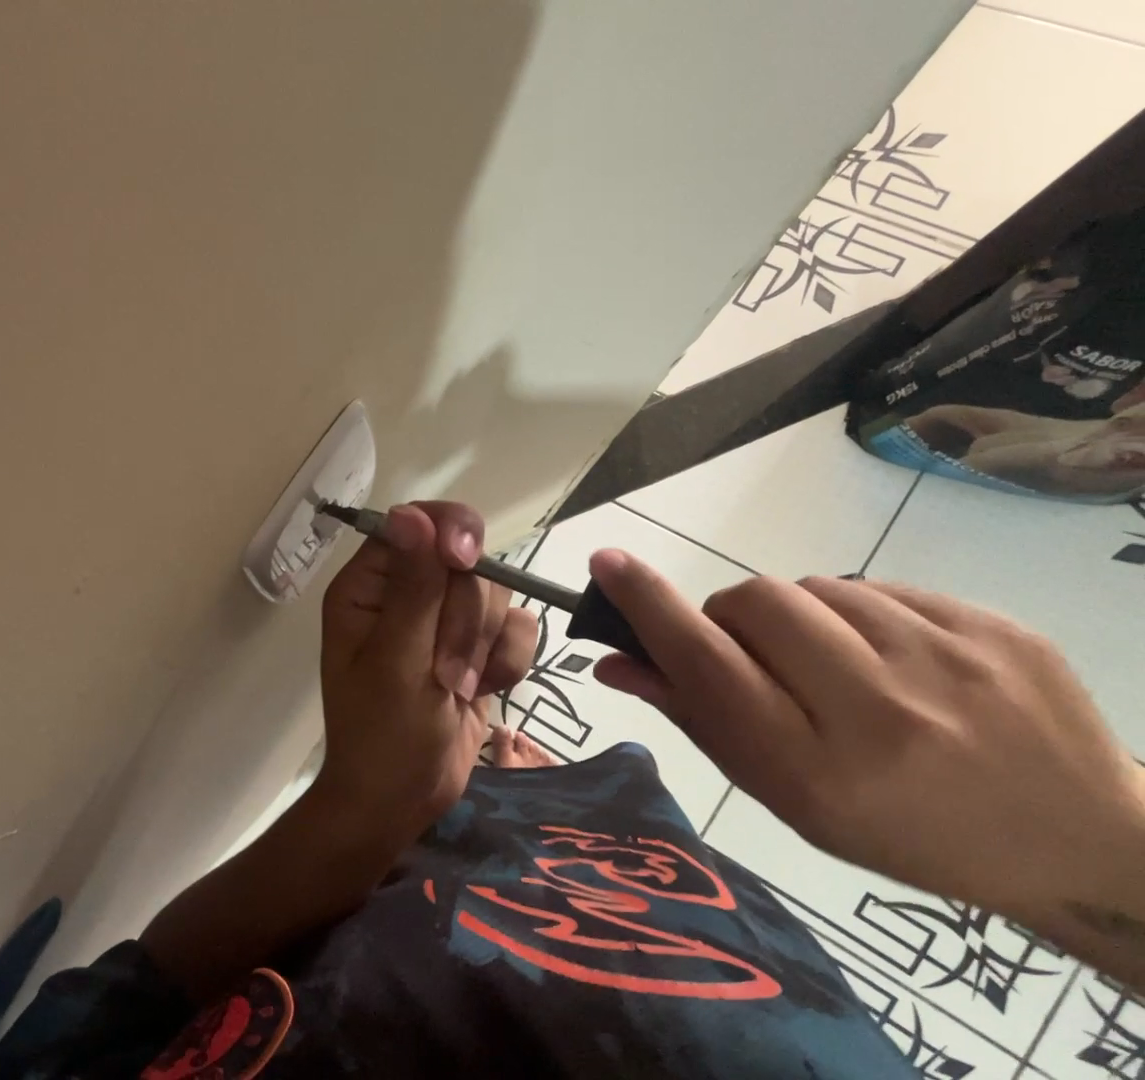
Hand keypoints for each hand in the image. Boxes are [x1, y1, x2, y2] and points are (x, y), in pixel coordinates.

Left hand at [316, 501, 537, 837]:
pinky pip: (514, 628)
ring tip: (455, 686)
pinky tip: (482, 690)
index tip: (466, 560)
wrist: (402, 800)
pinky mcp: (474, 648)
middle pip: (466, 563)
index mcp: (368, 587)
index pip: (417, 526)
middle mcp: (404, 595)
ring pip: (495, 596)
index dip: (449, 536)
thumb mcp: (397, 660)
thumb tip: (411, 511)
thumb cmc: (383, 735)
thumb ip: (414, 587)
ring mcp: (441, 623)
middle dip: (465, 621)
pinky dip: (507, 660)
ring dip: (484, 646)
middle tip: (442, 670)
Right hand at [588, 551, 1144, 926]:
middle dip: (730, 615)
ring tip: (836, 666)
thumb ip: (698, 719)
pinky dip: (858, 615)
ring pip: (815, 588)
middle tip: (755, 654)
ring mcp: (950, 662)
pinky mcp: (997, 629)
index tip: (609, 562)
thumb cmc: (899, 829)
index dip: (650, 608)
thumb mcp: (787, 796)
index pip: (708, 664)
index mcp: (817, 768)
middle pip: (755, 604)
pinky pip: (879, 588)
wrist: (1078, 843)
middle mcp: (882, 711)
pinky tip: (892, 660)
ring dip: (797, 616)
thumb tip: (615, 663)